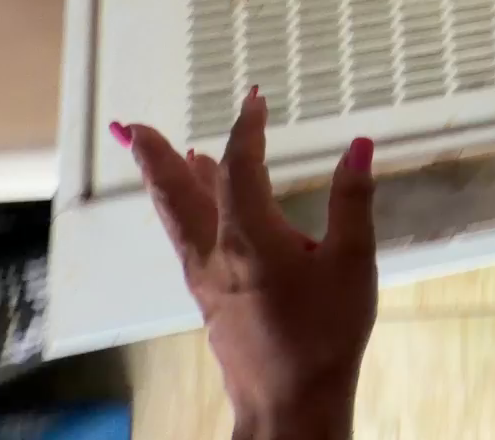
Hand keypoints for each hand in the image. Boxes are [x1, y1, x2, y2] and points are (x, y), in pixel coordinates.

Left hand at [115, 88, 376, 439]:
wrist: (292, 395)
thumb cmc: (329, 325)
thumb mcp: (355, 257)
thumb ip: (353, 198)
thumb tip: (358, 144)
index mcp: (251, 241)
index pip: (240, 170)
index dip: (246, 130)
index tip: (254, 99)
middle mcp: (216, 256)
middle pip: (178, 197)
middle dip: (157, 159)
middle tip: (135, 127)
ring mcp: (207, 278)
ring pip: (178, 219)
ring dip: (169, 182)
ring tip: (169, 152)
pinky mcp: (211, 295)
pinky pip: (190, 238)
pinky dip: (187, 209)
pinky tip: (200, 206)